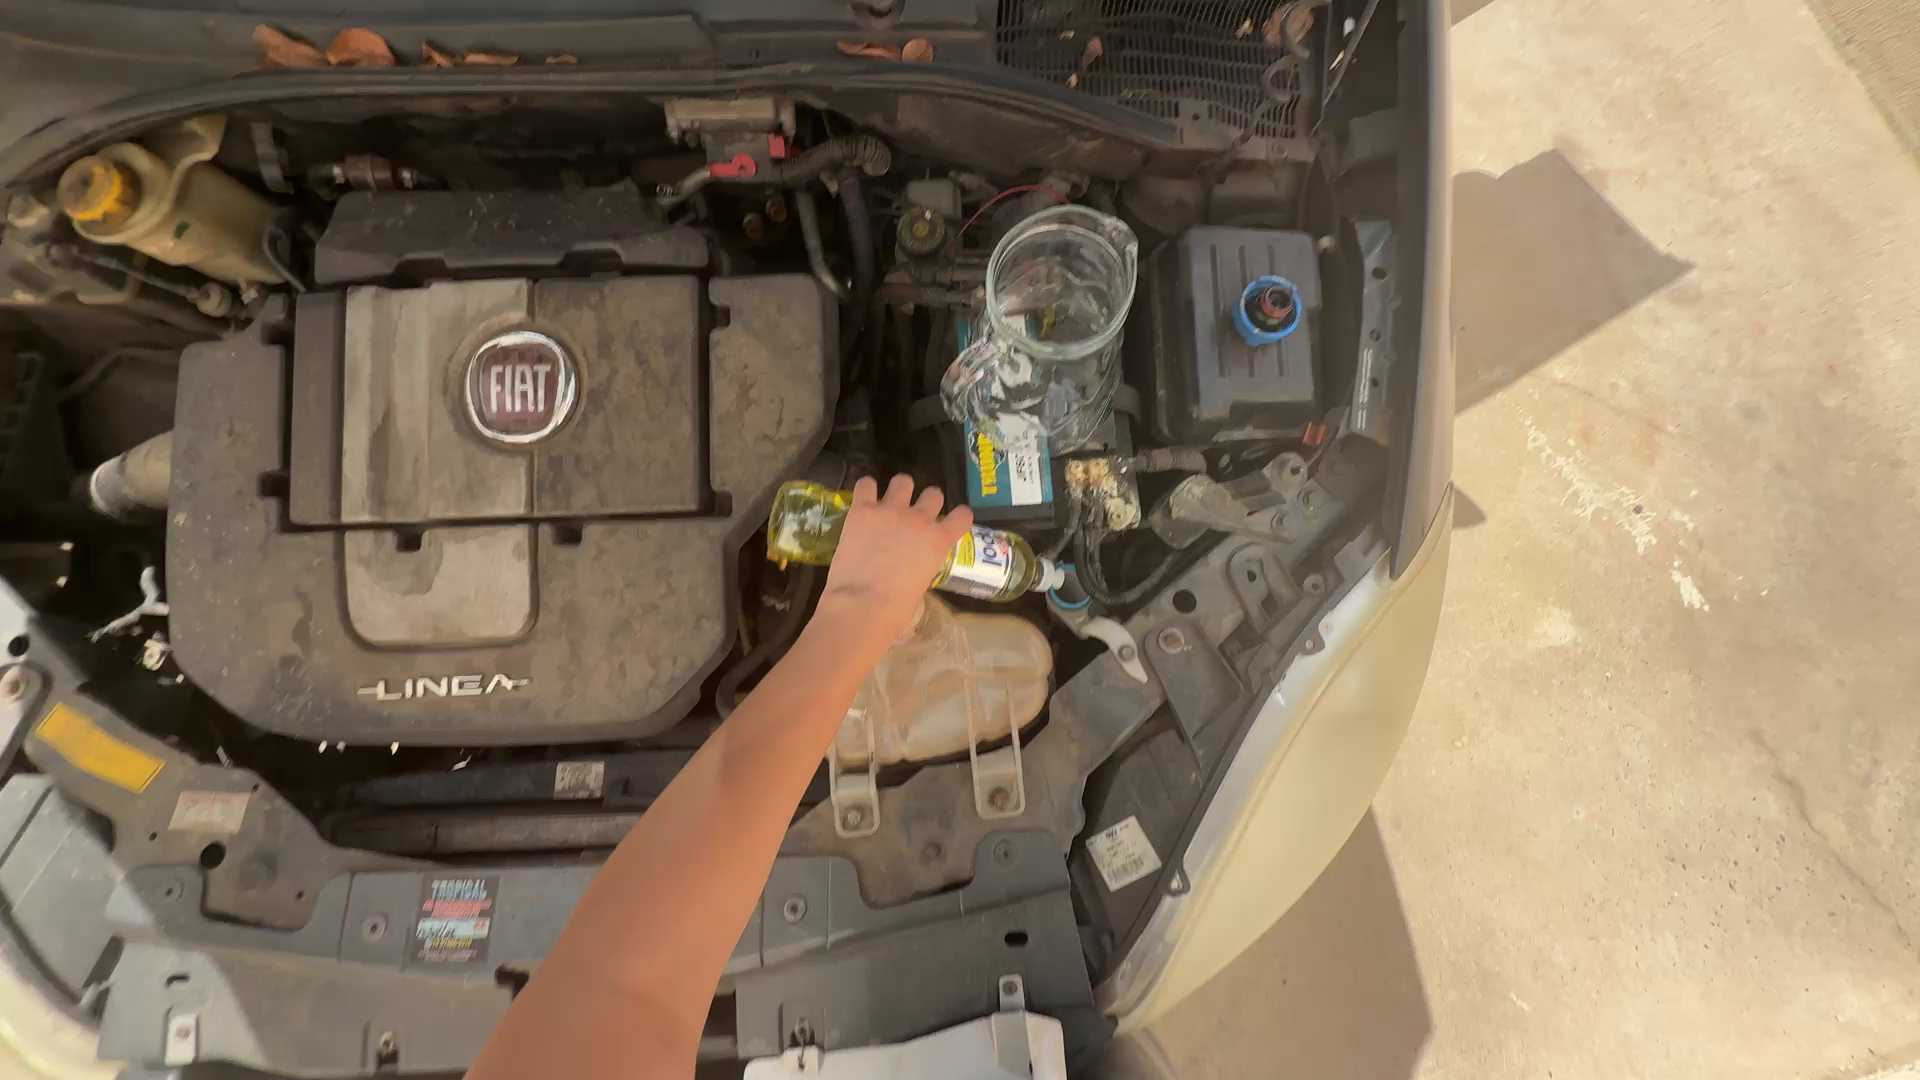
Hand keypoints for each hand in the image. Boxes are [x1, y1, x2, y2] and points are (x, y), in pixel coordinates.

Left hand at [811, 475, 972, 650]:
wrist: (862, 605)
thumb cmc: (896, 609)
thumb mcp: (921, 586)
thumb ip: (921, 567)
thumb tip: (909, 570)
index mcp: (939, 541)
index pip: (963, 516)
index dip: (960, 515)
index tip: (955, 518)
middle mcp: (920, 519)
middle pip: (933, 494)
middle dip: (928, 501)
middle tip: (916, 512)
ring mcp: (891, 511)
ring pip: (903, 482)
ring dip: (899, 489)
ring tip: (890, 499)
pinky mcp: (862, 510)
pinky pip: (866, 485)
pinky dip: (866, 488)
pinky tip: (864, 497)